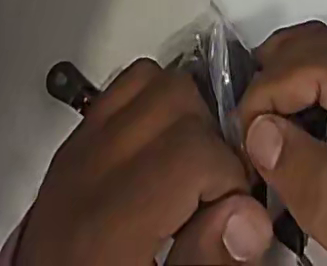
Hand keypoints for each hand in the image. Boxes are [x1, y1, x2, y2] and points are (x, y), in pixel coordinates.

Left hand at [16, 58, 274, 265]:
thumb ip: (206, 264)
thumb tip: (250, 215)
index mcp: (105, 226)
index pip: (191, 152)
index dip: (230, 178)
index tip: (234, 216)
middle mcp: (86, 172)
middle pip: (177, 100)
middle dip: (212, 139)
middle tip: (216, 190)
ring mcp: (77, 148)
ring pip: (154, 80)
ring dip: (188, 114)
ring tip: (192, 167)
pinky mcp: (76, 140)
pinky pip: (126, 84)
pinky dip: (157, 100)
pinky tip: (165, 146)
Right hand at [236, 22, 326, 265]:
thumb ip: (318, 187)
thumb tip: (256, 129)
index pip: (315, 62)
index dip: (268, 94)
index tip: (240, 148)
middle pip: (314, 48)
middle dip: (270, 88)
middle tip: (244, 149)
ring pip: (317, 59)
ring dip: (280, 95)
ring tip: (258, 150)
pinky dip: (298, 105)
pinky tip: (287, 149)